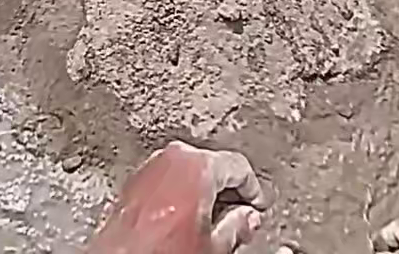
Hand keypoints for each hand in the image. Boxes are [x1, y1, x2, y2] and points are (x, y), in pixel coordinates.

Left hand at [86, 142, 267, 253]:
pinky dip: (184, 189)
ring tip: (212, 220)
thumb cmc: (164, 250)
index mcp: (198, 165)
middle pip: (214, 164)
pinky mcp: (141, 173)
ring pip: (192, 168)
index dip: (253, 189)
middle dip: (229, 190)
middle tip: (239, 217)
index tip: (257, 208)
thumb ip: (237, 227)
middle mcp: (176, 154)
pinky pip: (172, 174)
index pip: (238, 165)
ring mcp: (156, 161)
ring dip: (206, 189)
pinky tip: (186, 214)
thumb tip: (249, 218)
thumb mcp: (213, 246)